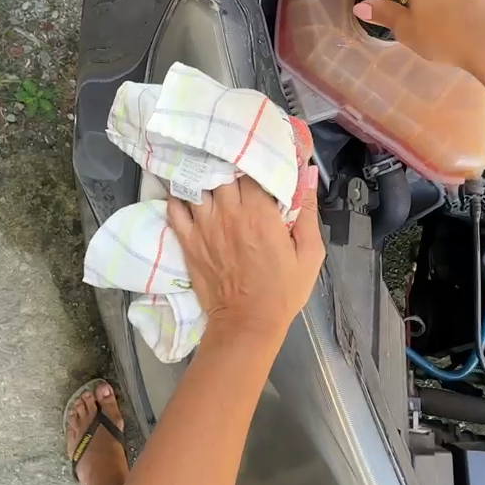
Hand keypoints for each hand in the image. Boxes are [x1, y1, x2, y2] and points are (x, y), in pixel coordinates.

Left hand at [167, 172, 323, 347]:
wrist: (247, 324)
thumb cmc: (283, 290)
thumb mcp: (309, 253)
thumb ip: (307, 212)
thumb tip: (308, 175)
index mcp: (259, 213)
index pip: (251, 170)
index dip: (254, 162)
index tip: (259, 160)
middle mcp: (228, 212)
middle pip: (222, 171)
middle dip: (228, 165)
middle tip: (234, 163)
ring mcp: (204, 225)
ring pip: (198, 184)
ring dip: (204, 176)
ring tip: (209, 171)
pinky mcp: (187, 240)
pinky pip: (175, 207)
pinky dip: (178, 196)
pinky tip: (186, 191)